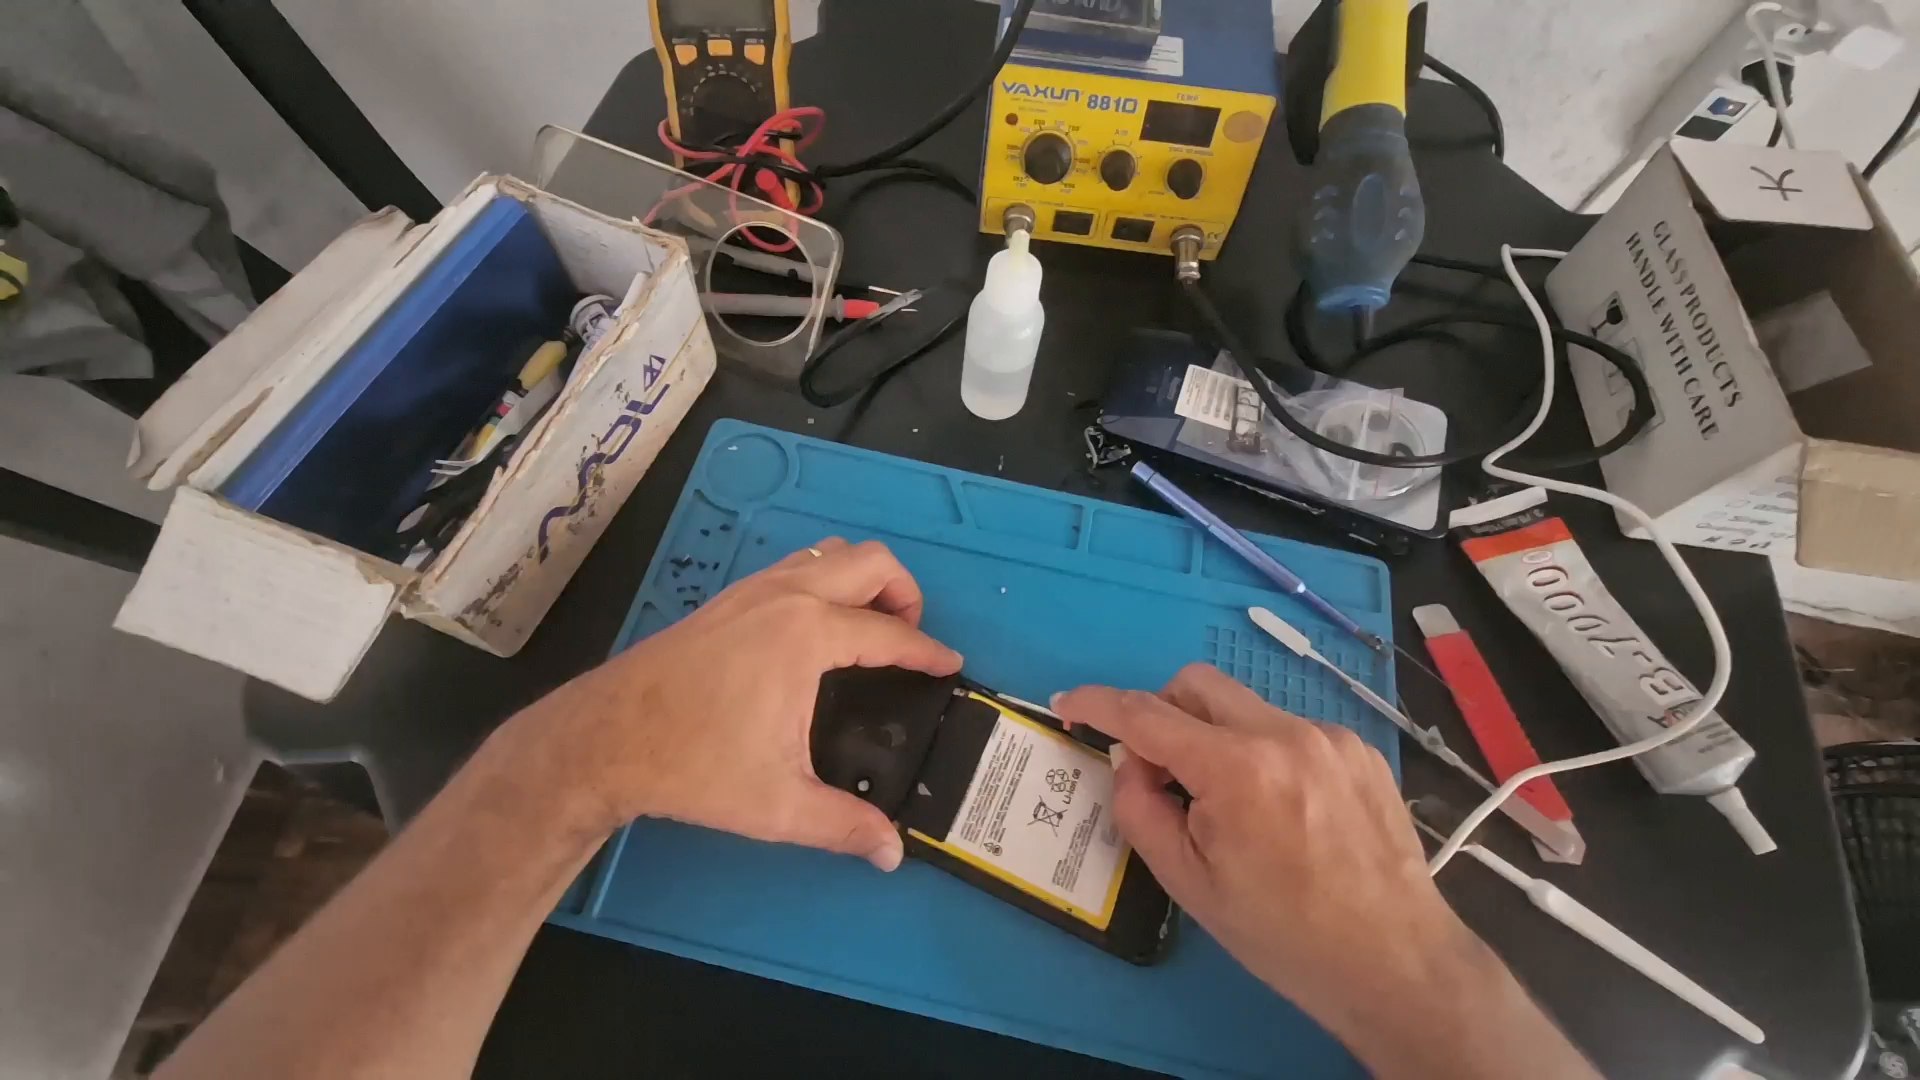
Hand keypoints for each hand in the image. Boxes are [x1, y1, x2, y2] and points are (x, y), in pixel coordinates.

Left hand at [501, 538, 960, 870]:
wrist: (604, 738)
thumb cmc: (695, 764)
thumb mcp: (778, 804)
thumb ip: (844, 826)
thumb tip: (892, 853)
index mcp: (808, 635)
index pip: (890, 634)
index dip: (928, 652)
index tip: (950, 666)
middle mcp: (788, 596)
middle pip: (871, 561)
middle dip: (904, 592)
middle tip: (907, 640)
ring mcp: (755, 588)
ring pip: (831, 554)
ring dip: (864, 580)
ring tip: (869, 628)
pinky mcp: (731, 596)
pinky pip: (799, 566)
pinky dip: (827, 581)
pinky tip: (817, 630)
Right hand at [1052, 666, 1499, 1044]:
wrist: (1398, 965)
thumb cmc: (1282, 933)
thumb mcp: (1187, 882)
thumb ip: (1138, 808)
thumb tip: (1129, 760)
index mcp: (1237, 771)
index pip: (1146, 715)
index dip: (1097, 704)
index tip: (1068, 704)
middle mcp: (1285, 734)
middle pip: (1195, 683)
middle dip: (1161, 711)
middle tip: (1160, 768)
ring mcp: (1328, 736)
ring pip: (1241, 705)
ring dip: (1213, 736)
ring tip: (1231, 802)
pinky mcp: (1357, 748)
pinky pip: (1284, 727)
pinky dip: (1259, 750)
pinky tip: (1280, 806)